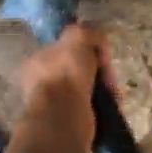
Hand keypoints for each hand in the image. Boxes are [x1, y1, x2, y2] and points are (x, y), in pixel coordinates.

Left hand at [18, 24, 108, 146]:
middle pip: (79, 69)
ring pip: (87, 88)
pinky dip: (104, 105)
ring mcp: (54, 103)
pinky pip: (92, 107)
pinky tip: (113, 104)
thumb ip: (89, 32)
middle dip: (98, 70)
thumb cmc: (66, 74)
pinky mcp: (69, 120)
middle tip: (109, 76)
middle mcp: (42, 82)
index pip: (65, 48)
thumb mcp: (78, 38)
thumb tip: (99, 40)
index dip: (86, 48)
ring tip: (114, 92)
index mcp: (37, 60)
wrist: (64, 117)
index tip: (100, 54)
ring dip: (104, 88)